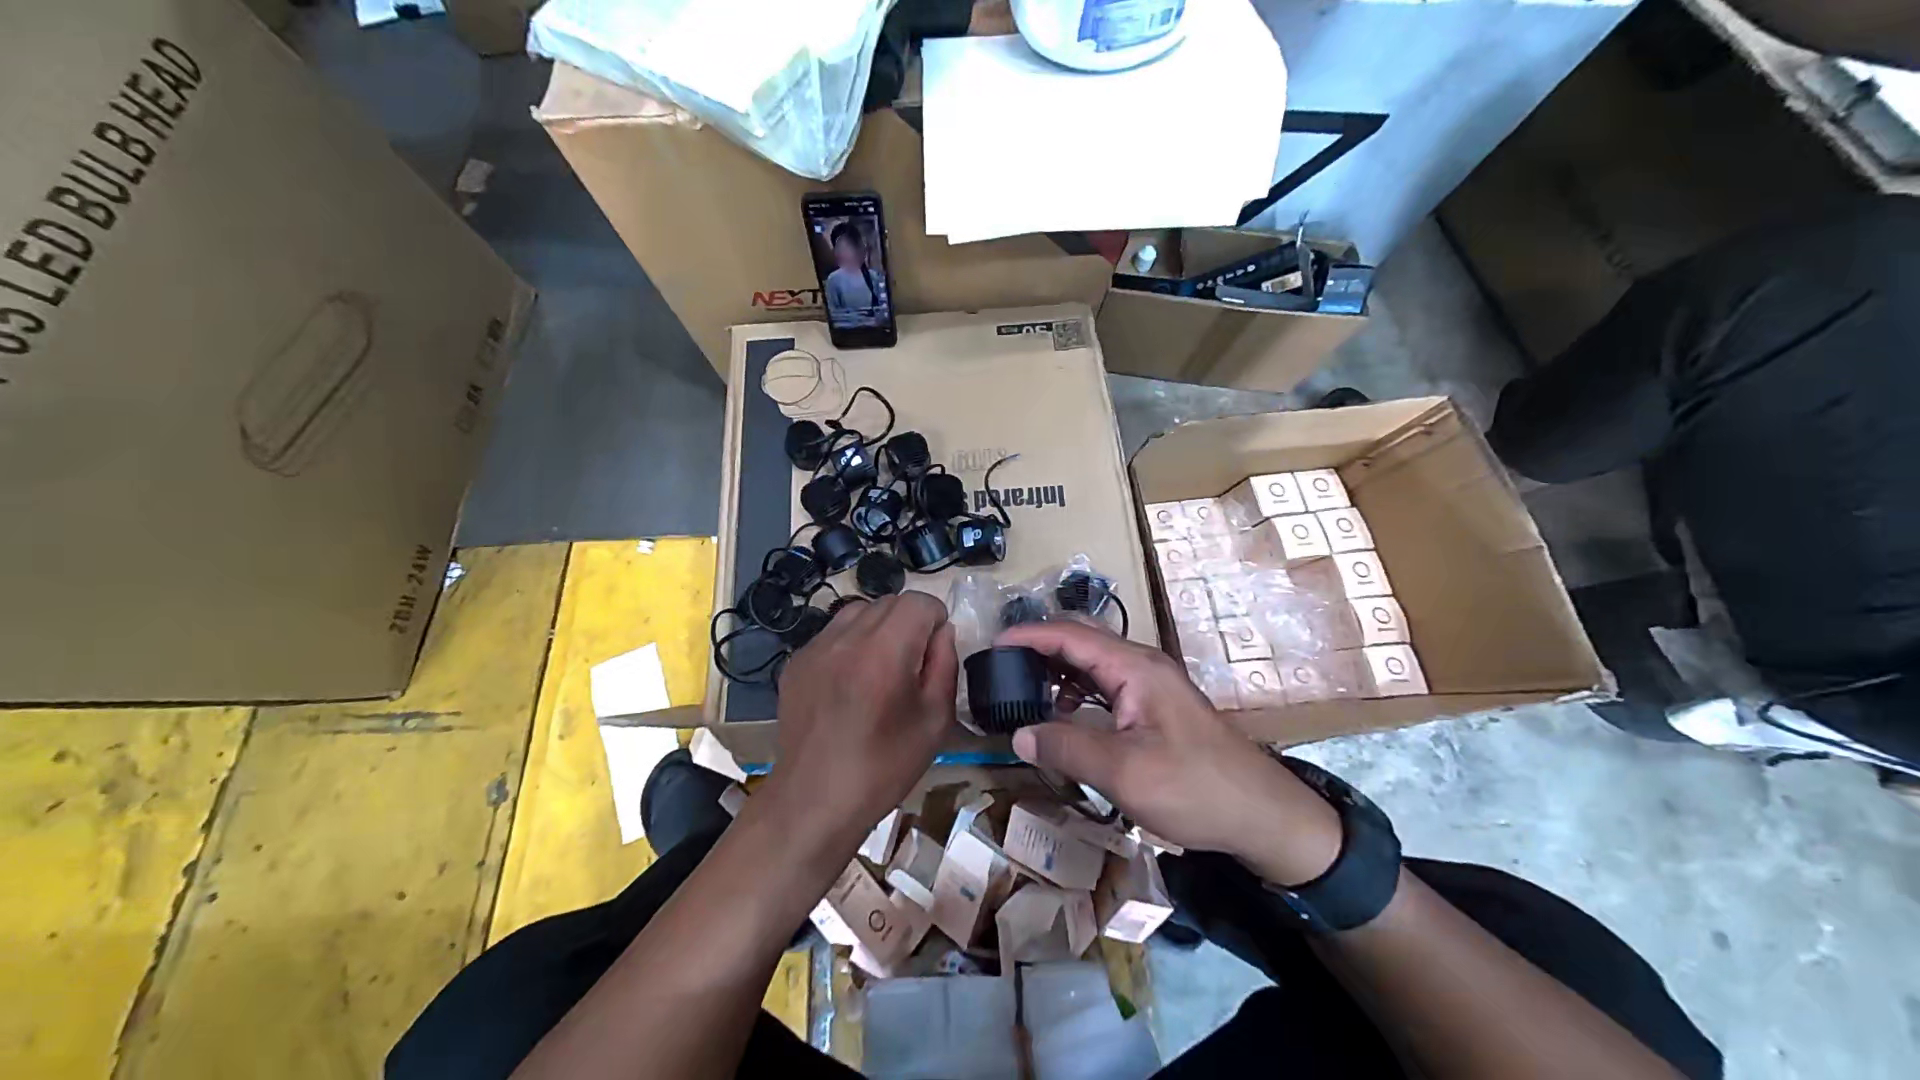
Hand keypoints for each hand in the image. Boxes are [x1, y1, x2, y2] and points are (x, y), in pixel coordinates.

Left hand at [766, 593, 957, 852]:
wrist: (814, 800)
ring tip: (880, 669)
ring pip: (858, 612)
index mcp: (885, 651)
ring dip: (878, 628)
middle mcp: (846, 638)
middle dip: (909, 622)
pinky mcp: (796, 662)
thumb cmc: (884, 766)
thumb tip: (942, 633)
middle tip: (912, 663)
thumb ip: (945, 665)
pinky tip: (850, 683)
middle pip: (889, 602)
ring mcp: (815, 647)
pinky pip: (832, 634)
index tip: (936, 651)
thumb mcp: (935, 720)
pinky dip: (849, 645)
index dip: (936, 620)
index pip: (919, 602)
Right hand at [997, 620, 1341, 885]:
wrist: (1263, 814)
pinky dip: (1078, 693)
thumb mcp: (1123, 772)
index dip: (1029, 636)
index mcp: (1135, 668)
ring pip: (1094, 665)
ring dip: (1058, 672)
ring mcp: (1152, 686)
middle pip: (1082, 642)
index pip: (1071, 636)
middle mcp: (1143, 666)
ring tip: (1024, 692)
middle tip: (1002, 668)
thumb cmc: (1194, 787)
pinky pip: (1107, 686)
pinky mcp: (1157, 707)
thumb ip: (1067, 748)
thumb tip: (1019, 735)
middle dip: (1040, 649)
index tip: (992, 645)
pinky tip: (1064, 717)